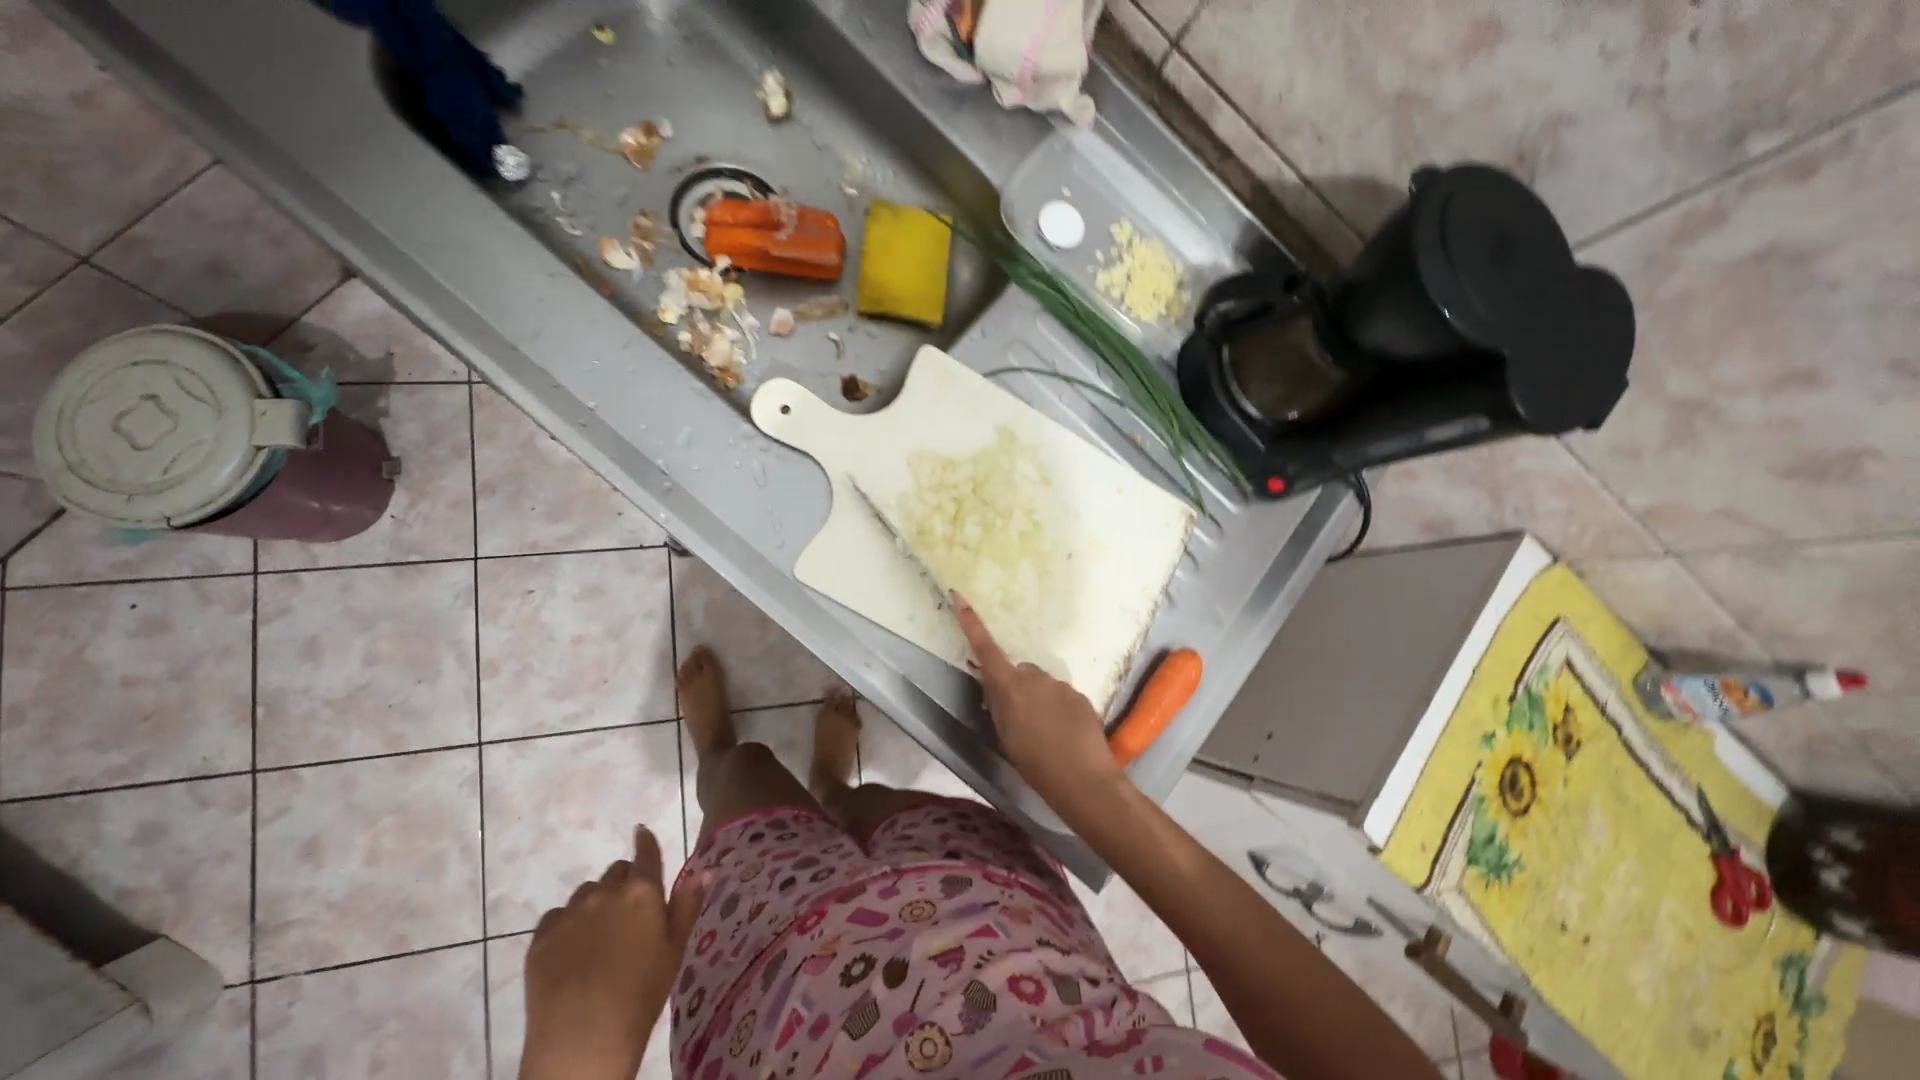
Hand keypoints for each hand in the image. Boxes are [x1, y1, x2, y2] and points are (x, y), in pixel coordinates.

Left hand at [519, 826, 706, 1079]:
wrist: (583, 1036)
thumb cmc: (642, 993)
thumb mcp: (675, 949)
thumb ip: (687, 905)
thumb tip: (704, 869)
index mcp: (642, 892)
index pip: (645, 853)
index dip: (645, 842)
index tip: (642, 833)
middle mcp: (604, 892)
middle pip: (616, 872)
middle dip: (624, 883)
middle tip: (630, 914)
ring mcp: (569, 913)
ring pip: (586, 894)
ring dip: (595, 904)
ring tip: (600, 939)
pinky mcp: (540, 937)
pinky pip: (557, 917)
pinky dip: (568, 926)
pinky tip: (573, 953)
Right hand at [953, 593, 1127, 812]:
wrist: (1083, 779)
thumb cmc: (1035, 763)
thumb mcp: (1005, 735)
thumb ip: (998, 705)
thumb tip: (993, 685)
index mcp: (1011, 687)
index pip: (986, 649)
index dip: (972, 624)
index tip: (959, 597)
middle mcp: (1036, 678)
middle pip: (1019, 673)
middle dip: (1016, 688)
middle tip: (1018, 721)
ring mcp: (1061, 685)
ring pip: (1042, 686)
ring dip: (1039, 702)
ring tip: (1044, 736)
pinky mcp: (1081, 696)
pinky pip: (1062, 697)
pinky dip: (1058, 711)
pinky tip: (1062, 736)